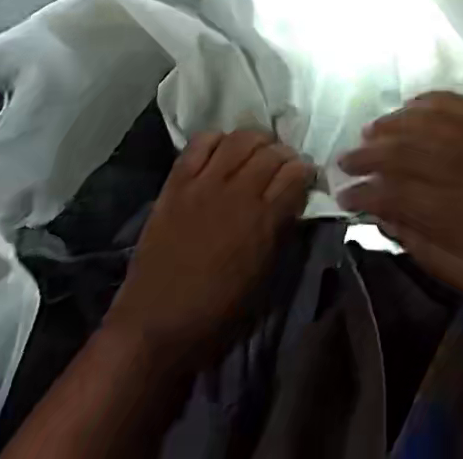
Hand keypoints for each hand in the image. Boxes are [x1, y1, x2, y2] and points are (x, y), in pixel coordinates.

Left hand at [104, 131, 311, 366]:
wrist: (156, 323)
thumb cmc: (216, 314)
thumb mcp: (263, 278)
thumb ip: (278, 233)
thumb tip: (289, 205)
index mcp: (263, 220)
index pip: (295, 175)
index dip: (305, 171)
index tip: (306, 175)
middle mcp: (237, 192)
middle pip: (270, 153)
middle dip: (284, 154)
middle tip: (284, 163)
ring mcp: (204, 183)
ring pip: (239, 140)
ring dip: (255, 140)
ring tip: (257, 150)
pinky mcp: (176, 182)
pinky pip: (199, 144)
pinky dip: (216, 139)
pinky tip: (222, 148)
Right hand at [338, 92, 462, 317]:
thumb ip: (432, 254)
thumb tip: (385, 222)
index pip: (400, 194)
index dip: (366, 192)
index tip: (344, 197)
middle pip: (407, 151)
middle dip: (368, 155)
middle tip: (343, 162)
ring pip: (429, 123)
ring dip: (393, 124)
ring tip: (369, 134)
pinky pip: (461, 106)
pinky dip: (431, 101)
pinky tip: (412, 108)